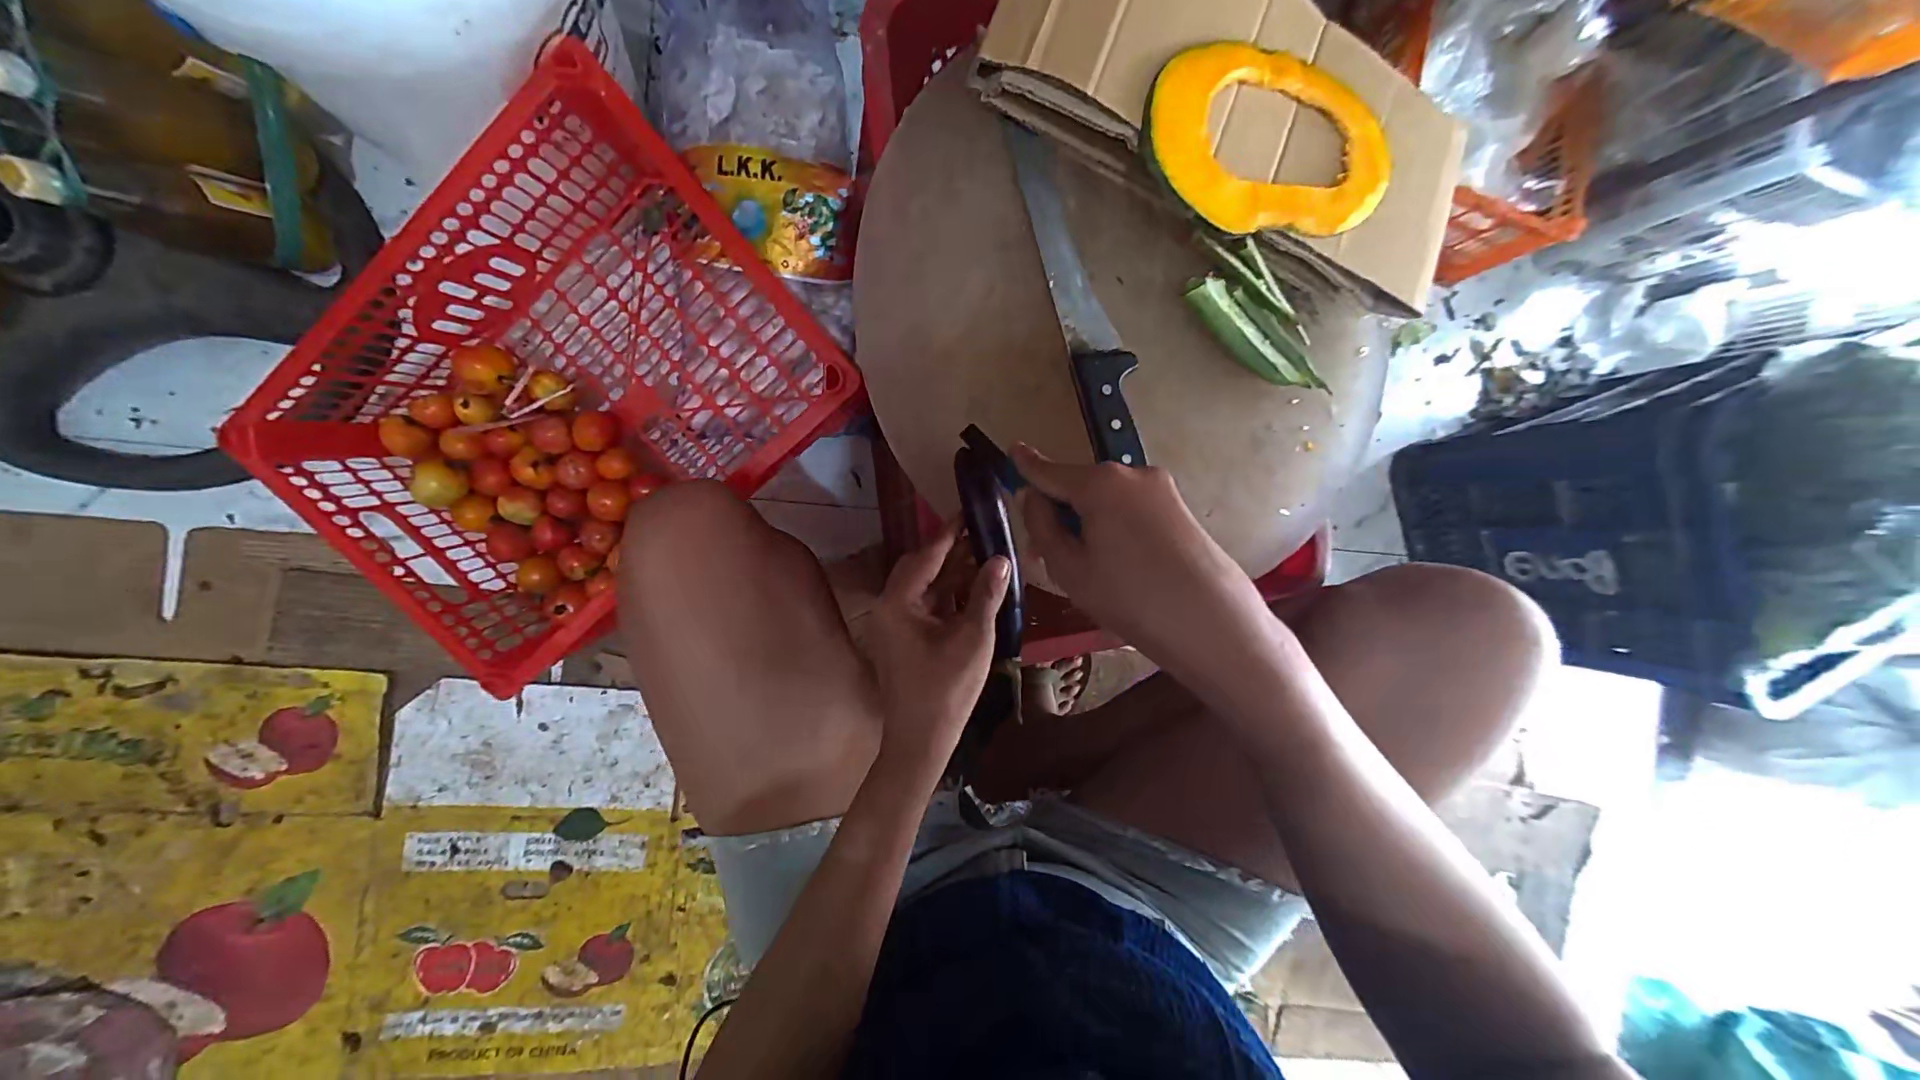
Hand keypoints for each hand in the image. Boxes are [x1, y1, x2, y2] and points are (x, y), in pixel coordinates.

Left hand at [863, 521, 1011, 777]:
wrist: (922, 739)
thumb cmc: (947, 688)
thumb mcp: (973, 638)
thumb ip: (986, 595)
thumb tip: (1001, 559)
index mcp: (897, 603)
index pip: (925, 556)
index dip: (948, 533)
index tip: (967, 511)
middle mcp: (888, 607)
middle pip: (920, 567)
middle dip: (950, 550)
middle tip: (979, 531)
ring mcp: (894, 624)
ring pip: (924, 587)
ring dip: (951, 572)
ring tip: (983, 553)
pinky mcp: (904, 639)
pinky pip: (926, 605)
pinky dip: (947, 594)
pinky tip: (973, 587)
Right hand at [1014, 443, 1272, 681]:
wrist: (1209, 619)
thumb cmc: (1128, 596)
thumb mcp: (1068, 567)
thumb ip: (1042, 526)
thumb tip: (1033, 497)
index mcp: (1099, 483)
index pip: (1050, 470)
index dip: (1028, 465)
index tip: (1014, 449)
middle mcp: (1131, 473)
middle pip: (1080, 485)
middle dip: (1059, 511)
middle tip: (1044, 554)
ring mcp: (1160, 488)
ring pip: (1107, 498)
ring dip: (1087, 521)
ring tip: (1085, 567)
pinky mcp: (1178, 506)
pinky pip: (1131, 508)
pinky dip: (1114, 525)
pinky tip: (1118, 564)